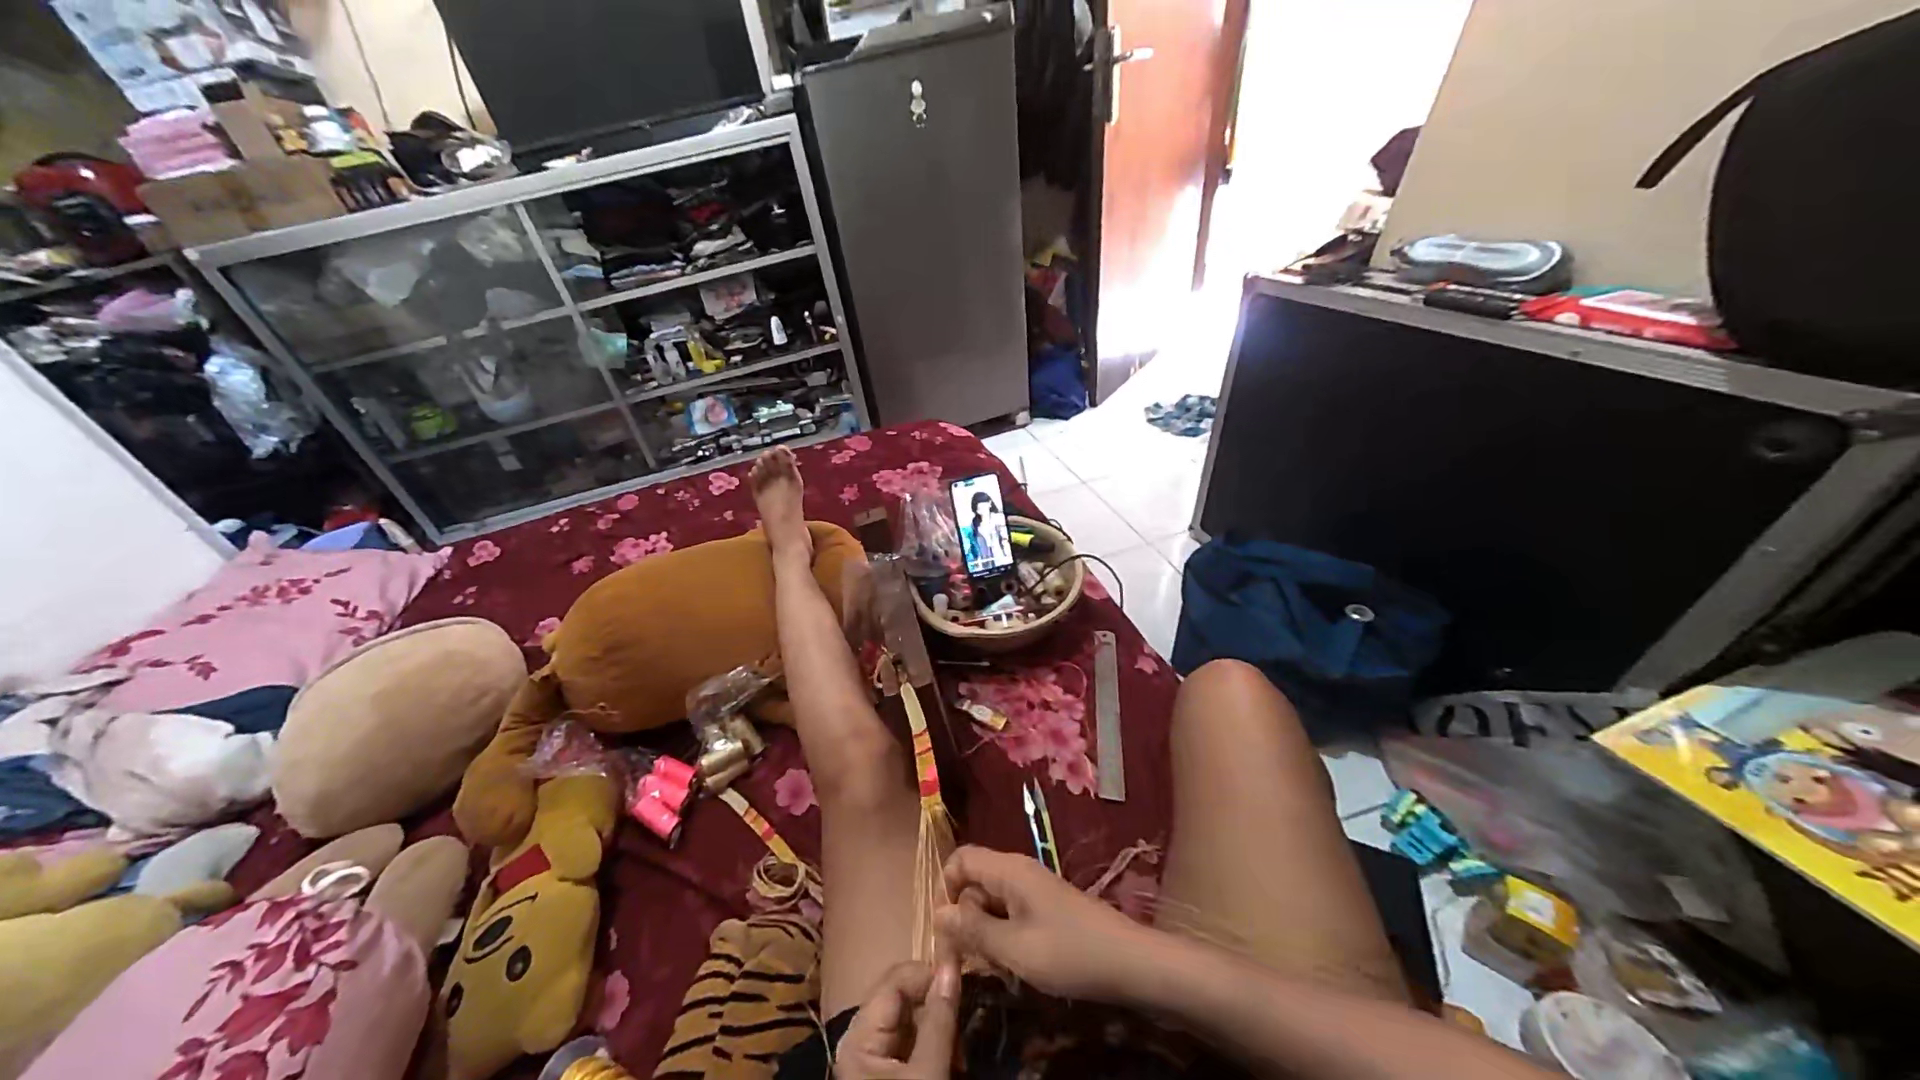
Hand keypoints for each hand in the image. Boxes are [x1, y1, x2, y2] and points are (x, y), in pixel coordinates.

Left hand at [834, 959, 960, 1078]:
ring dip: (940, 1027)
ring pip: (912, 1023)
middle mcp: (861, 1040)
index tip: (962, 975)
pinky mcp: (888, 1074)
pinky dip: (935, 1047)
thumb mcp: (927, 1072)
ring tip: (962, 1047)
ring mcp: (874, 1060)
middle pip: (903, 1001)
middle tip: (966, 1017)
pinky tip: (954, 1059)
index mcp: (857, 1036)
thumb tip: (951, 964)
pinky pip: (913, 1046)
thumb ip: (939, 1019)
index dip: (928, 974)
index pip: (894, 982)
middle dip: (937, 1004)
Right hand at [936, 845, 1155, 1003]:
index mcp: (1008, 870)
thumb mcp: (1014, 948)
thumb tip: (938, 913)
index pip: (960, 859)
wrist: (1130, 962)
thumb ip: (973, 929)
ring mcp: (1034, 888)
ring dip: (985, 930)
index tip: (947, 930)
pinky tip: (1015, 963)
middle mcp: (1019, 870)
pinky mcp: (1046, 906)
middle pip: (974, 880)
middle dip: (965, 916)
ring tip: (996, 965)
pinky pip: (1011, 911)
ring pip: (992, 900)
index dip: (945, 889)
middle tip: (969, 959)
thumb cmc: (1069, 953)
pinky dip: (1004, 934)